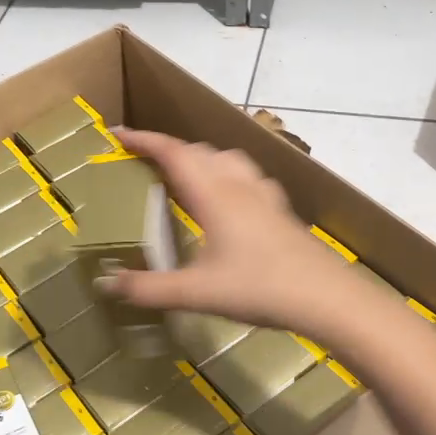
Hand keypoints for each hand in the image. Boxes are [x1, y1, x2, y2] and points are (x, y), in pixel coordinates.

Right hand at [100, 128, 348, 329]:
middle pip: (199, 151)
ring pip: (228, 159)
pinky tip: (229, 201)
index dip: (144, 140)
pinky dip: (227, 176)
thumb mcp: (196, 293)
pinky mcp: (282, 211)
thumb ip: (149, 288)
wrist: (329, 299)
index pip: (173, 152)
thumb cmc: (260, 289)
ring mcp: (265, 196)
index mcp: (214, 195)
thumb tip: (106, 283)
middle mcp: (238, 186)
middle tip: (144, 163)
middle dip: (168, 150)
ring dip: (201, 159)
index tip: (118, 134)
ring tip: (185, 177)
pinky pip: (248, 178)